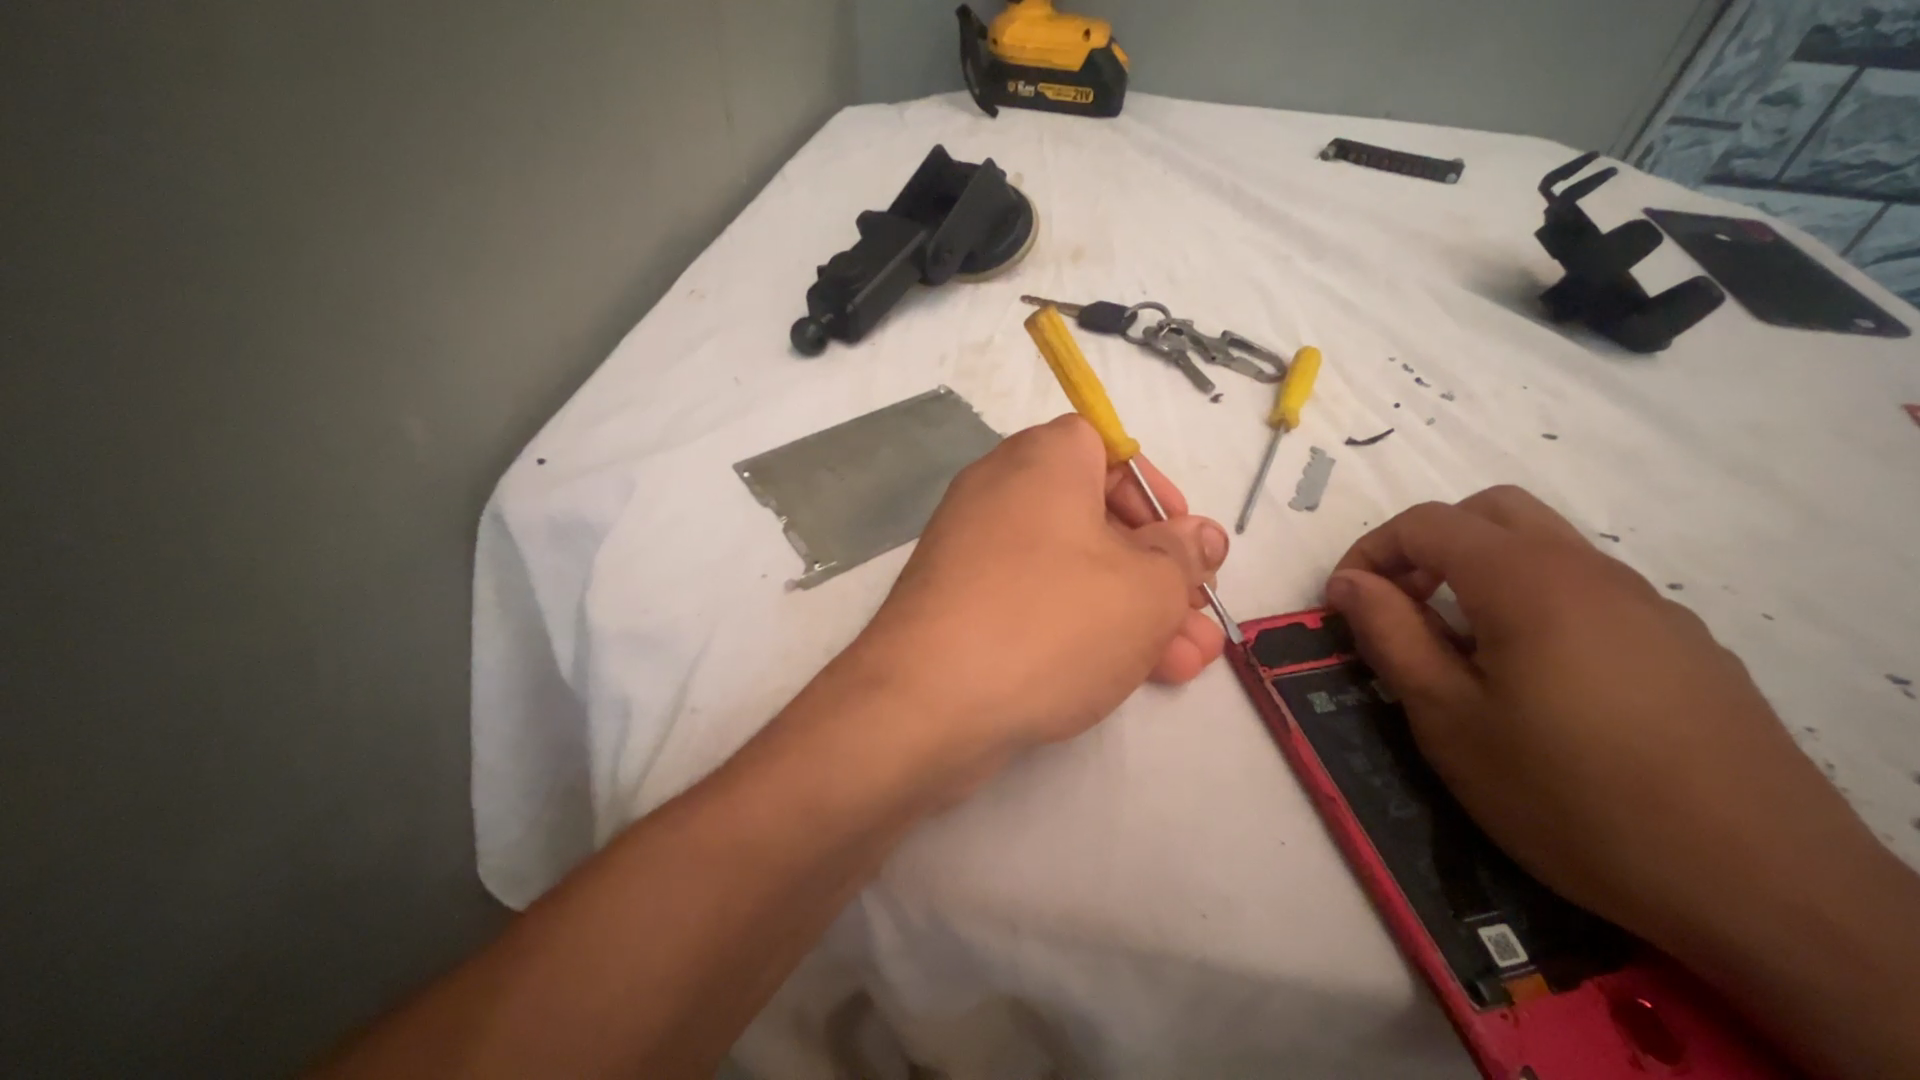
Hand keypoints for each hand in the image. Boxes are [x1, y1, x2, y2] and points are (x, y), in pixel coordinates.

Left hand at [844, 415, 1227, 779]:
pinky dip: (1081, 628)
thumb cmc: (1050, 623)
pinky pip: (1034, 602)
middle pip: (1095, 518)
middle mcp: (999, 494)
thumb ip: (1182, 557)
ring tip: (1187, 663)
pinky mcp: (957, 606)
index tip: (1185, 541)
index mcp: (1041, 462)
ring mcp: (972, 553)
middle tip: (1198, 618)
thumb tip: (1199, 535)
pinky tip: (1130, 675)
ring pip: (1071, 571)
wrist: (926, 704)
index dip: (1154, 491)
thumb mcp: (1144, 590)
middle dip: (1157, 572)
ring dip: (1132, 611)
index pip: (1105, 447)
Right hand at [1323, 486, 1872, 947]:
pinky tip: (1548, 691)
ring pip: (1549, 550)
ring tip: (1468, 657)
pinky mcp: (1688, 646)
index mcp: (1526, 580)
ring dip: (1486, 575)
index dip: (1371, 553)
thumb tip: (1351, 583)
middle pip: (1493, 512)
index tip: (1346, 608)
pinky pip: (1594, 595)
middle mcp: (1592, 571)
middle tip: (1404, 610)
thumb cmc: (1569, 797)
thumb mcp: (1450, 722)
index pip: (1428, 523)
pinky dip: (1541, 607)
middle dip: (1430, 546)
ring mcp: (1650, 606)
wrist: (1757, 880)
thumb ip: (1392, 637)